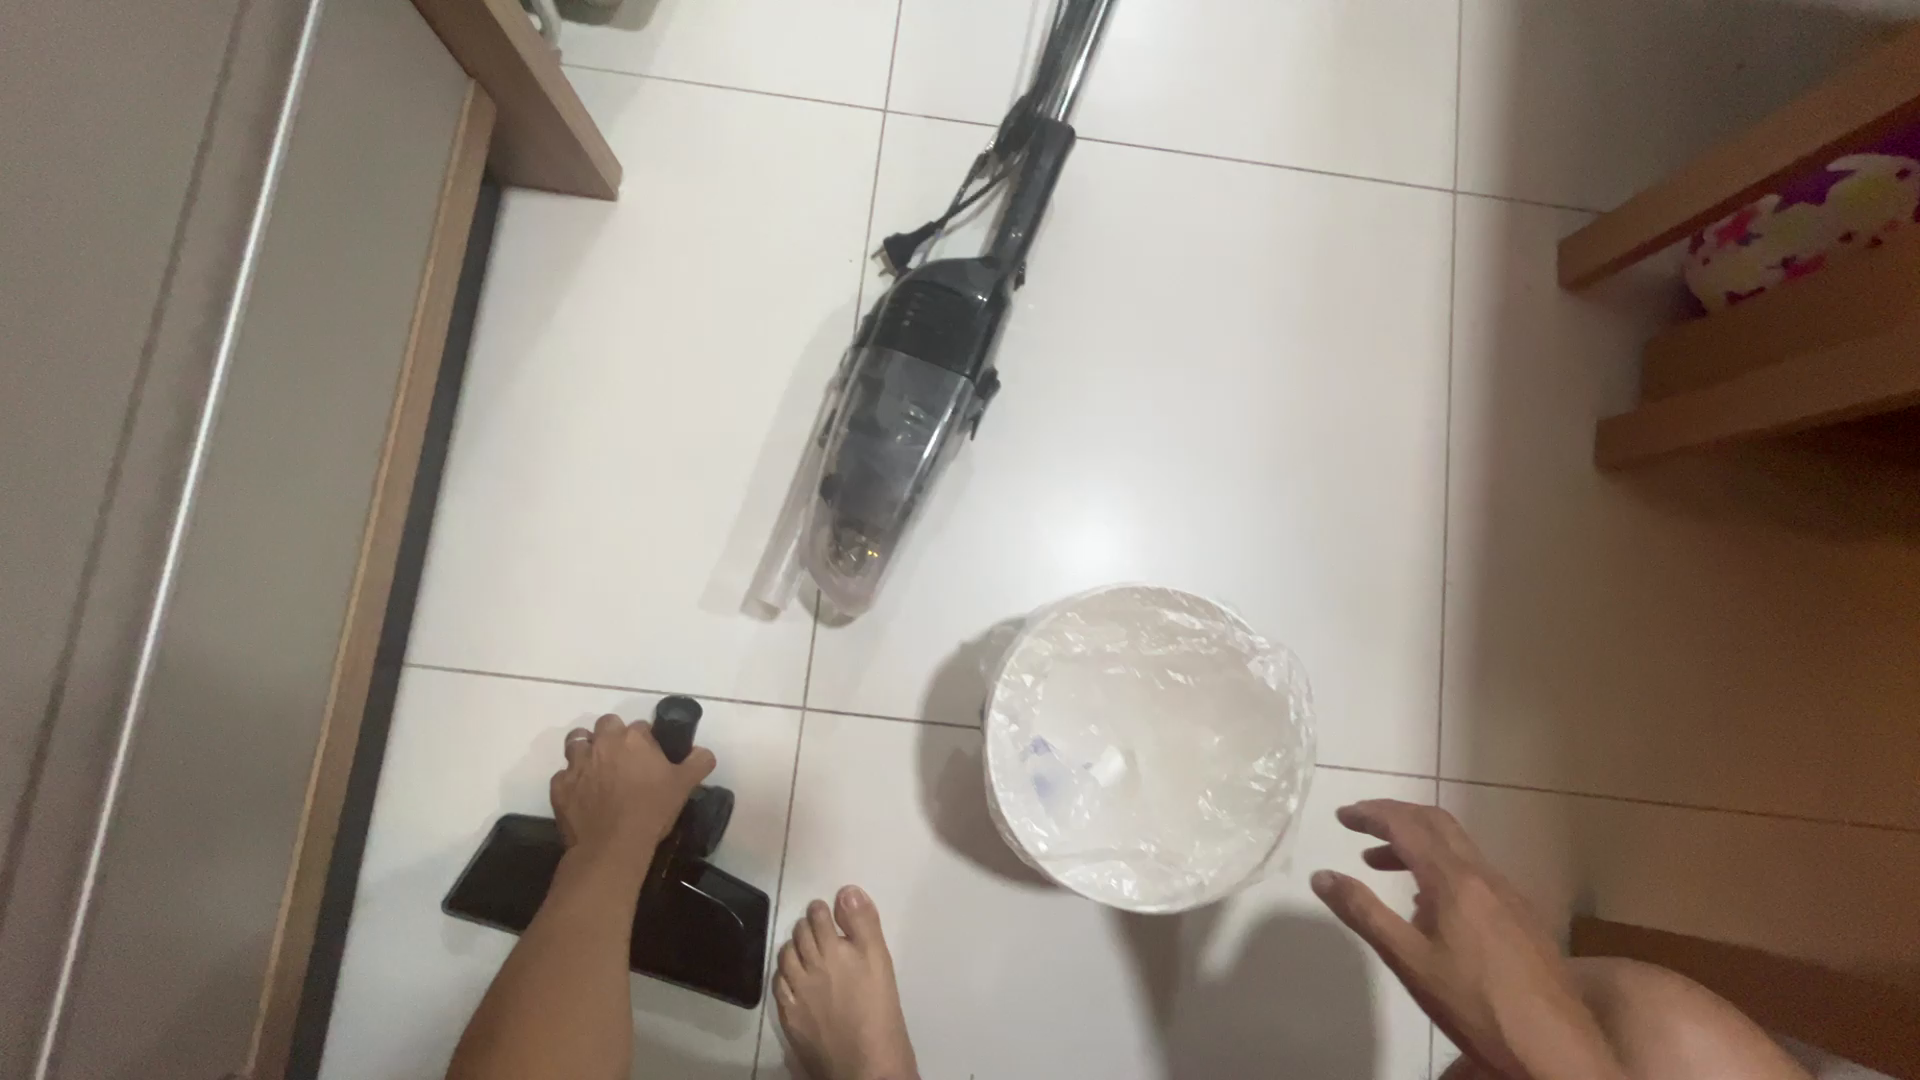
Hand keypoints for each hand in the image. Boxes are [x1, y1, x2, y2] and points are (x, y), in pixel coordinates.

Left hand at [550, 713, 715, 857]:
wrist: (612, 847)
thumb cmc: (652, 810)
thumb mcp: (685, 784)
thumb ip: (699, 761)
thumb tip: (703, 752)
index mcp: (633, 738)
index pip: (640, 726)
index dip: (646, 739)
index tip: (650, 756)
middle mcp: (602, 744)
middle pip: (605, 724)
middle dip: (612, 735)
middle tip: (622, 757)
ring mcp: (577, 764)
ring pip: (576, 742)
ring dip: (586, 749)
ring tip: (597, 767)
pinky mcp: (559, 787)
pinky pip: (562, 775)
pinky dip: (571, 781)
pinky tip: (582, 794)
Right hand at [1311, 800, 1624, 1079]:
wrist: (1560, 1059)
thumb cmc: (1475, 1006)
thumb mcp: (1407, 960)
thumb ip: (1362, 912)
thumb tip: (1321, 875)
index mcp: (1454, 880)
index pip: (1406, 825)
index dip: (1371, 815)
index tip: (1342, 816)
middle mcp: (1485, 877)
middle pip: (1436, 822)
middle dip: (1395, 816)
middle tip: (1360, 824)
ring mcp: (1511, 897)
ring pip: (1457, 848)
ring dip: (1416, 842)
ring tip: (1381, 865)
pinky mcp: (1524, 919)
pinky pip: (1475, 872)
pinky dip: (1441, 866)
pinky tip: (1429, 903)